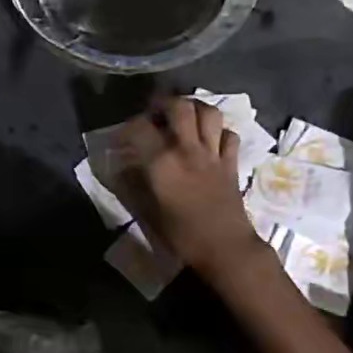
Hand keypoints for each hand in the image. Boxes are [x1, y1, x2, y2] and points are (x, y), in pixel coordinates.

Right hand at [110, 97, 264, 270]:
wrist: (226, 248)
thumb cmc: (182, 235)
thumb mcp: (148, 213)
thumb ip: (133, 186)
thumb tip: (121, 168)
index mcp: (162, 162)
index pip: (140, 128)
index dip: (127, 128)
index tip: (121, 138)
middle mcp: (188, 149)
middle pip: (180, 107)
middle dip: (164, 103)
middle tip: (154, 113)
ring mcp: (213, 153)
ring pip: (209, 113)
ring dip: (195, 108)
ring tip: (184, 116)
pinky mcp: (231, 162)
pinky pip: (228, 134)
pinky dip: (219, 131)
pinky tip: (210, 139)